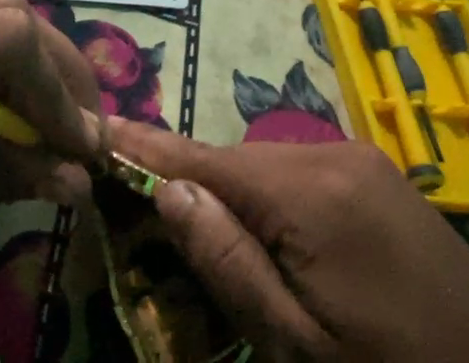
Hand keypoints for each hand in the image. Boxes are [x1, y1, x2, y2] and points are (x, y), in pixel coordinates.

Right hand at [109, 120, 468, 361]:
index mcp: (310, 191)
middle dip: (183, 184)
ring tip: (195, 236)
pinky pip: (297, 176)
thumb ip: (227, 262)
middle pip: (228, 160)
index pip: (198, 157)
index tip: (89, 127)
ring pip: (261, 166)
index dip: (140, 144)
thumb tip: (165, 189)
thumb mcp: (299, 345)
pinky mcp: (379, 179)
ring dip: (225, 195)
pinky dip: (264, 198)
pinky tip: (259, 236)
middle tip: (135, 217)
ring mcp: (362, 161)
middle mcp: (332, 154)